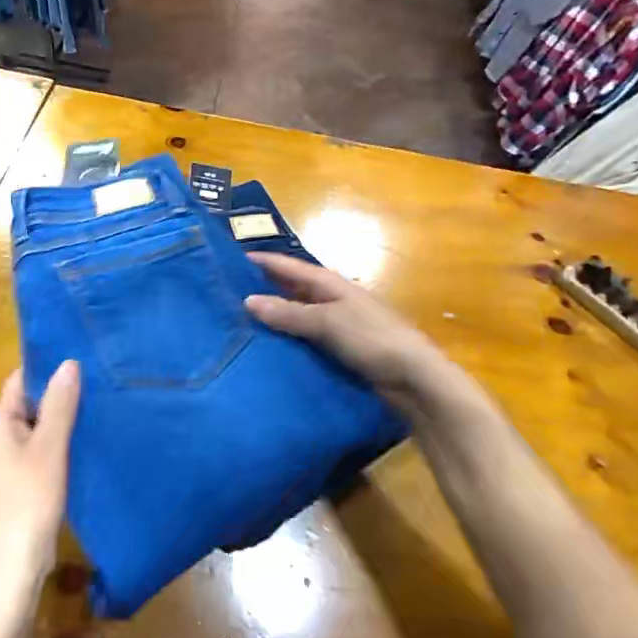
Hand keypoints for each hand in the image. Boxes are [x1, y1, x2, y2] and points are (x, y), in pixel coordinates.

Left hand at [0, 362, 80, 591]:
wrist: (13, 566)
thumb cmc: (28, 500)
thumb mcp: (49, 447)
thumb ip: (59, 404)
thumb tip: (69, 362)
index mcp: (1, 420)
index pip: (23, 378)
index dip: (49, 365)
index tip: (83, 352)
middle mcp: (2, 435)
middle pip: (34, 401)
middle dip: (63, 390)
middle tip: (101, 375)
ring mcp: (13, 460)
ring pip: (42, 426)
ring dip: (67, 417)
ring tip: (103, 400)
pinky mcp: (26, 481)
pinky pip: (46, 449)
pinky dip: (65, 441)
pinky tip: (92, 437)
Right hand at [243, 252, 450, 407]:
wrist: (413, 378)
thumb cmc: (372, 339)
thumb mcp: (327, 322)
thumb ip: (288, 313)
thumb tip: (248, 300)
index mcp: (328, 282)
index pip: (287, 266)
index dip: (260, 261)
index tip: (227, 260)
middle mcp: (330, 298)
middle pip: (290, 288)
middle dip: (262, 288)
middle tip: (224, 295)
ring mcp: (335, 323)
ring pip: (295, 314)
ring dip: (272, 316)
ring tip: (237, 322)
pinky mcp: (338, 347)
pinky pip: (304, 337)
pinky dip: (286, 338)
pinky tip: (267, 347)